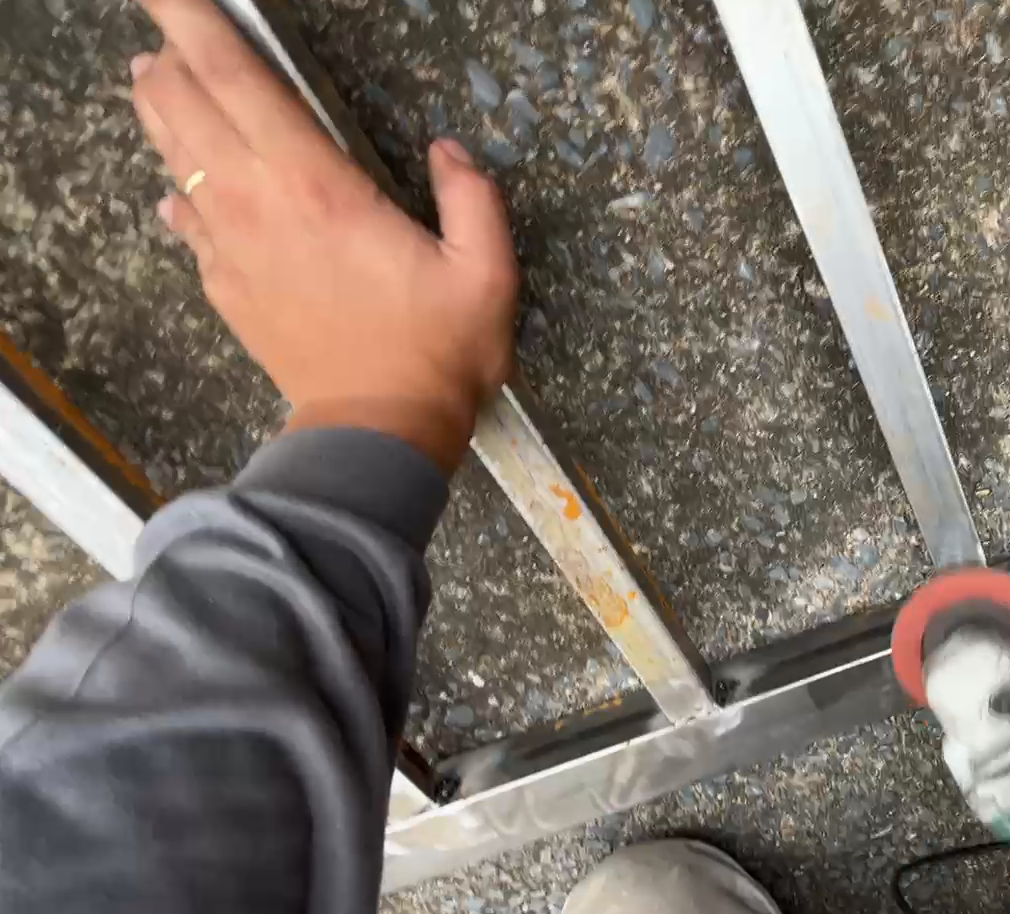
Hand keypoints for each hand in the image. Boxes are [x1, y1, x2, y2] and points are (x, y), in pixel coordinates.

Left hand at [128, 0, 518, 472]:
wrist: (384, 423)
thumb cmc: (442, 350)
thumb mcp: (490, 276)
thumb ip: (475, 202)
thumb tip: (450, 152)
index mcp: (319, 187)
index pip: (234, 78)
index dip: (194, 22)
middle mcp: (255, 201)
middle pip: (177, 102)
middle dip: (172, 60)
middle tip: (184, 46)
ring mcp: (229, 245)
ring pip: (168, 151)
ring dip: (164, 111)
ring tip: (170, 90)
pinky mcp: (224, 284)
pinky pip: (182, 219)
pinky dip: (183, 192)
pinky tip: (195, 195)